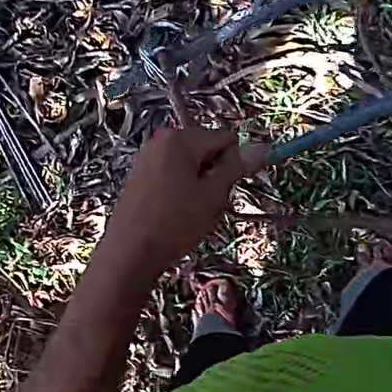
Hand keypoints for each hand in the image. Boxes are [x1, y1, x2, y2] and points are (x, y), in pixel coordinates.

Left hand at [97, 126, 266, 282]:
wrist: (129, 253)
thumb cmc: (174, 223)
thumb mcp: (212, 195)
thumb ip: (236, 168)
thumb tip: (261, 146)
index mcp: (180, 138)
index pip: (226, 138)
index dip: (233, 165)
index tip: (224, 191)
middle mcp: (161, 141)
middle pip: (206, 152)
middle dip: (214, 176)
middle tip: (208, 206)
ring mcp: (147, 158)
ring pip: (190, 168)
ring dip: (199, 188)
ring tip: (191, 215)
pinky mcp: (139, 178)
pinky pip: (172, 178)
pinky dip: (180, 194)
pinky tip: (175, 216)